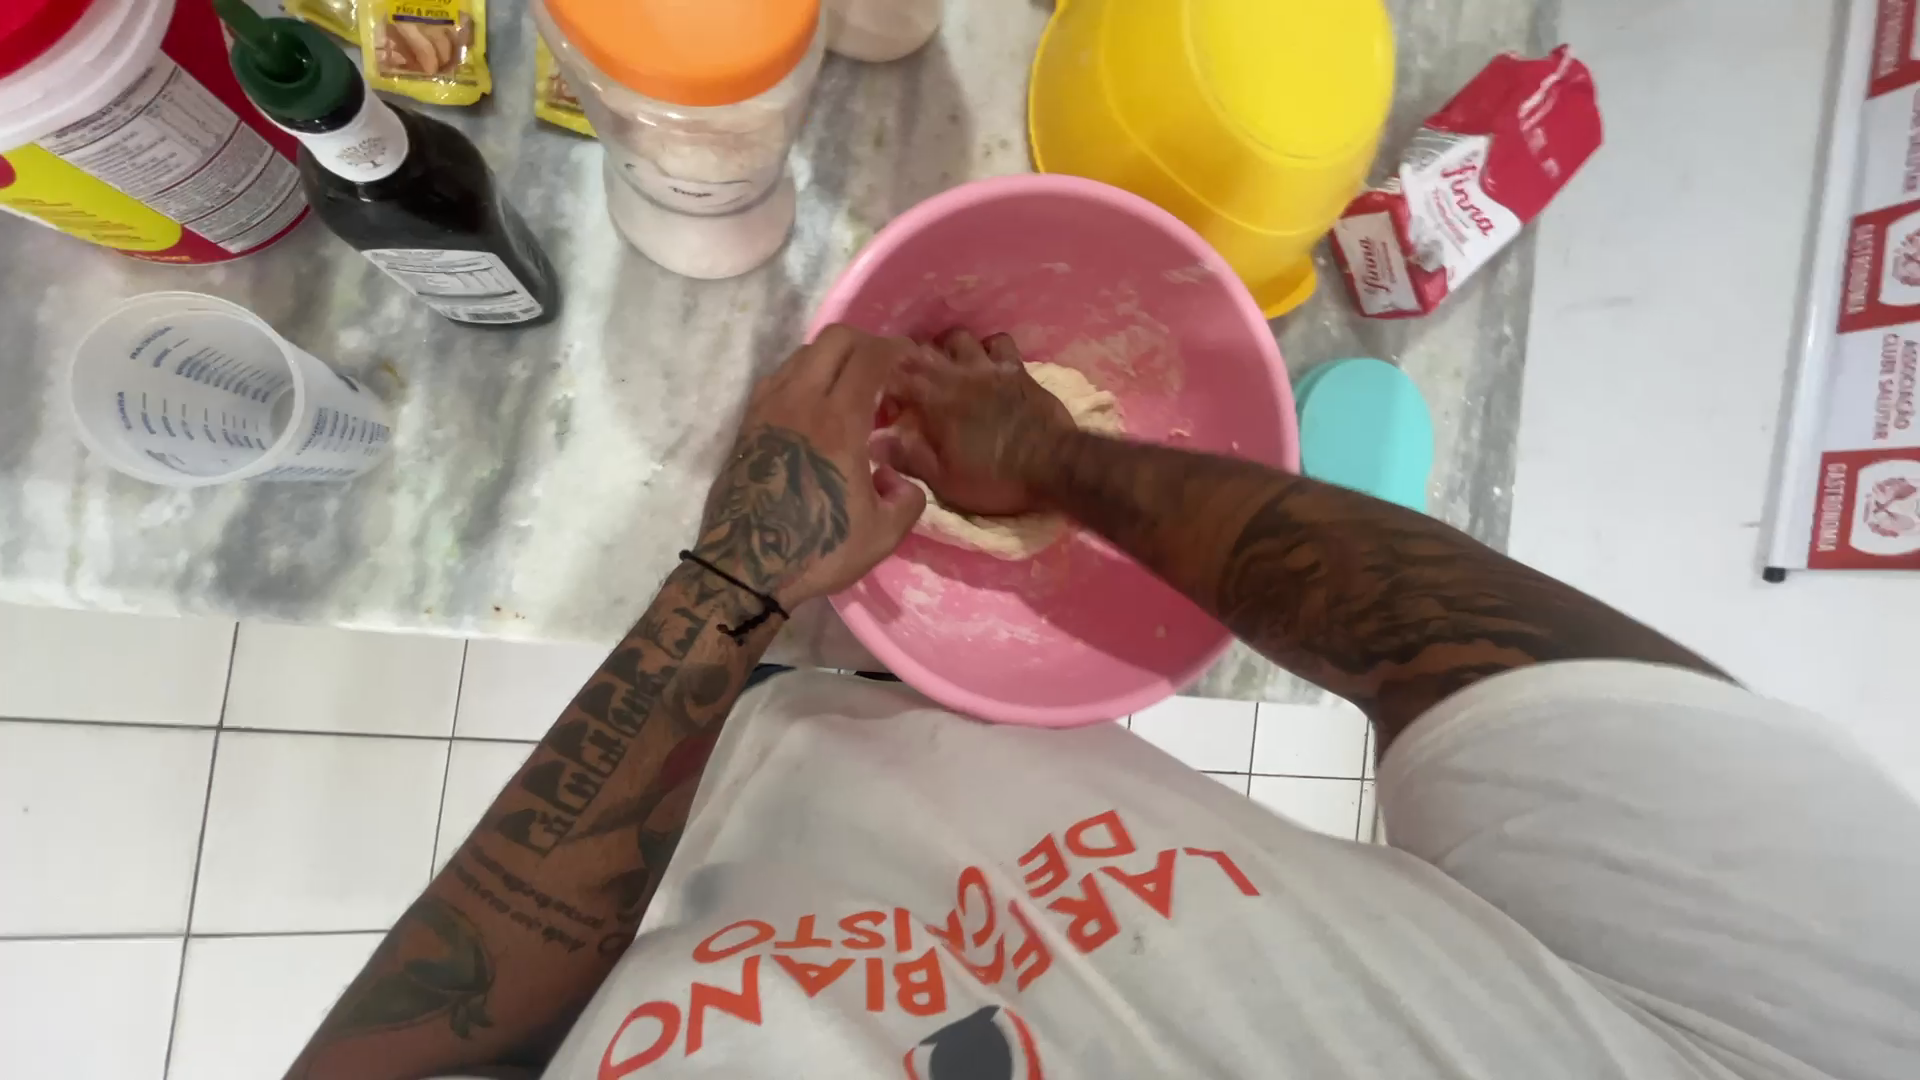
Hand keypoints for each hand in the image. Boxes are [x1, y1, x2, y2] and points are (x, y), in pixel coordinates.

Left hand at [693, 326, 926, 606]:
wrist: (744, 567)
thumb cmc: (818, 549)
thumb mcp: (883, 535)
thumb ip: (908, 499)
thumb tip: (896, 477)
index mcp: (839, 422)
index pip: (869, 358)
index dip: (896, 349)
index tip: (911, 358)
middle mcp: (801, 401)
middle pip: (834, 339)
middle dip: (866, 343)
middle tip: (883, 370)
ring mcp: (768, 408)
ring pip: (804, 354)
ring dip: (833, 359)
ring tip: (850, 391)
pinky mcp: (748, 423)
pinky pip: (781, 377)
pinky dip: (805, 376)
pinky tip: (816, 409)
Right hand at [879, 329, 1074, 516]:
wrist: (1055, 467)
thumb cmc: (995, 479)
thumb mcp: (945, 481)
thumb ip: (909, 457)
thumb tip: (875, 441)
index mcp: (935, 402)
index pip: (895, 376)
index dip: (881, 383)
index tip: (880, 398)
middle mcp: (958, 375)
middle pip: (921, 352)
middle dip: (905, 362)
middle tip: (903, 382)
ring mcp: (990, 368)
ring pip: (958, 338)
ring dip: (945, 349)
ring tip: (943, 367)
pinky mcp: (1017, 369)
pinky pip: (998, 342)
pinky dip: (986, 348)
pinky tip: (985, 362)